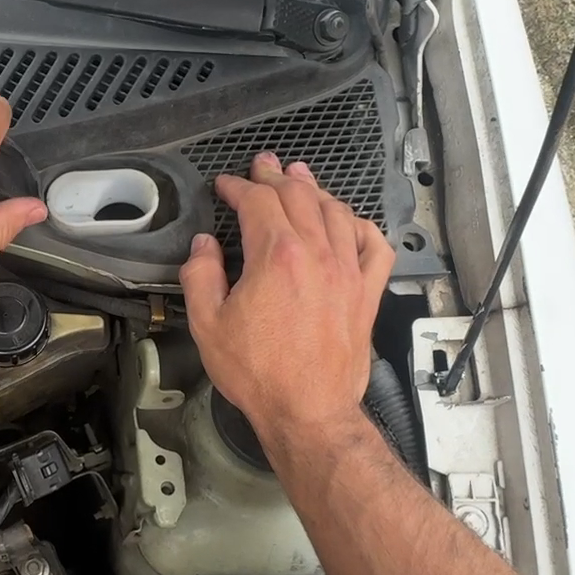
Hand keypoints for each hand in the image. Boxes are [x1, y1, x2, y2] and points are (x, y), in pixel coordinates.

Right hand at [180, 152, 395, 439]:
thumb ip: (200, 276)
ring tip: (301, 177)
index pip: (258, 202)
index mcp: (277, 257)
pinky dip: (360, 224)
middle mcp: (318, 254)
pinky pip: (374, 244)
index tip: (224, 185)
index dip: (237, 187)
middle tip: (263, 165)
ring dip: (314, 189)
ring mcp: (348, 271)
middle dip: (275, 176)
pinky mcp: (366, 292)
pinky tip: (349, 220)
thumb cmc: (259, 372)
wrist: (308, 410)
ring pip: (335, 212)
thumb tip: (204, 247)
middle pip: (298, 197)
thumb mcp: (208, 325)